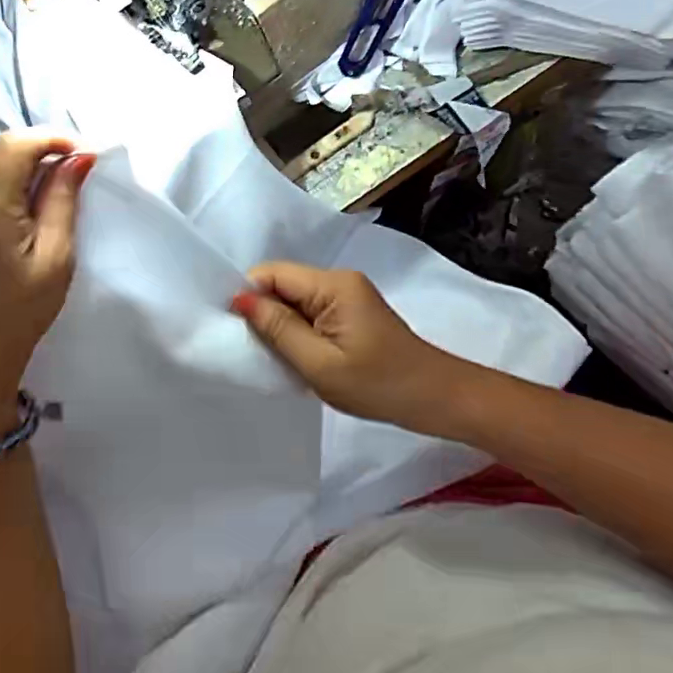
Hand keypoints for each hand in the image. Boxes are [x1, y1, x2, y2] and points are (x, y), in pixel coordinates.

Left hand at [0, 130, 94, 442]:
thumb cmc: (21, 312)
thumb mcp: (55, 255)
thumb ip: (63, 199)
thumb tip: (79, 157)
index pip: (15, 144)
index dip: (52, 138)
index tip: (86, 155)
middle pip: (5, 157)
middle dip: (45, 157)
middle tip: (81, 180)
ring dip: (31, 179)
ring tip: (62, 207)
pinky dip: (16, 198)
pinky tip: (35, 224)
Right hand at [231, 262, 481, 438]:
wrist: (435, 398)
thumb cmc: (378, 385)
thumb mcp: (320, 364)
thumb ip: (278, 329)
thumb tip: (240, 299)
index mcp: (333, 285)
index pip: (273, 273)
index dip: (249, 296)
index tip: (237, 331)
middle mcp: (339, 280)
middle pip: (284, 284)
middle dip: (265, 313)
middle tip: (257, 351)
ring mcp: (348, 295)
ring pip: (296, 300)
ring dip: (282, 326)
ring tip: (278, 357)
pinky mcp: (352, 312)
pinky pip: (312, 312)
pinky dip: (300, 332)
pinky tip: (299, 357)